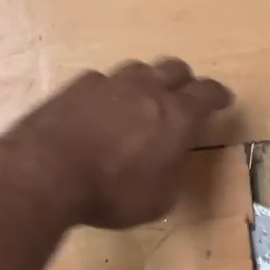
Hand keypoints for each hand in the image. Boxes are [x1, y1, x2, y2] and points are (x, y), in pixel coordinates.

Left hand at [0, 58, 233, 229]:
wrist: (46, 172)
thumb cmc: (111, 194)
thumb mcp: (157, 200)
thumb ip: (171, 174)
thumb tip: (169, 164)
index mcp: (177, 115)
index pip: (208, 93)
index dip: (218, 95)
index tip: (223, 99)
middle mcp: (146, 89)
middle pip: (173, 69)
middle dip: (184, 81)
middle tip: (184, 95)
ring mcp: (108, 83)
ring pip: (136, 69)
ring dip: (145, 81)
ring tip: (141, 98)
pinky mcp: (74, 87)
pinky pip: (100, 81)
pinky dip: (108, 92)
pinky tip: (100, 107)